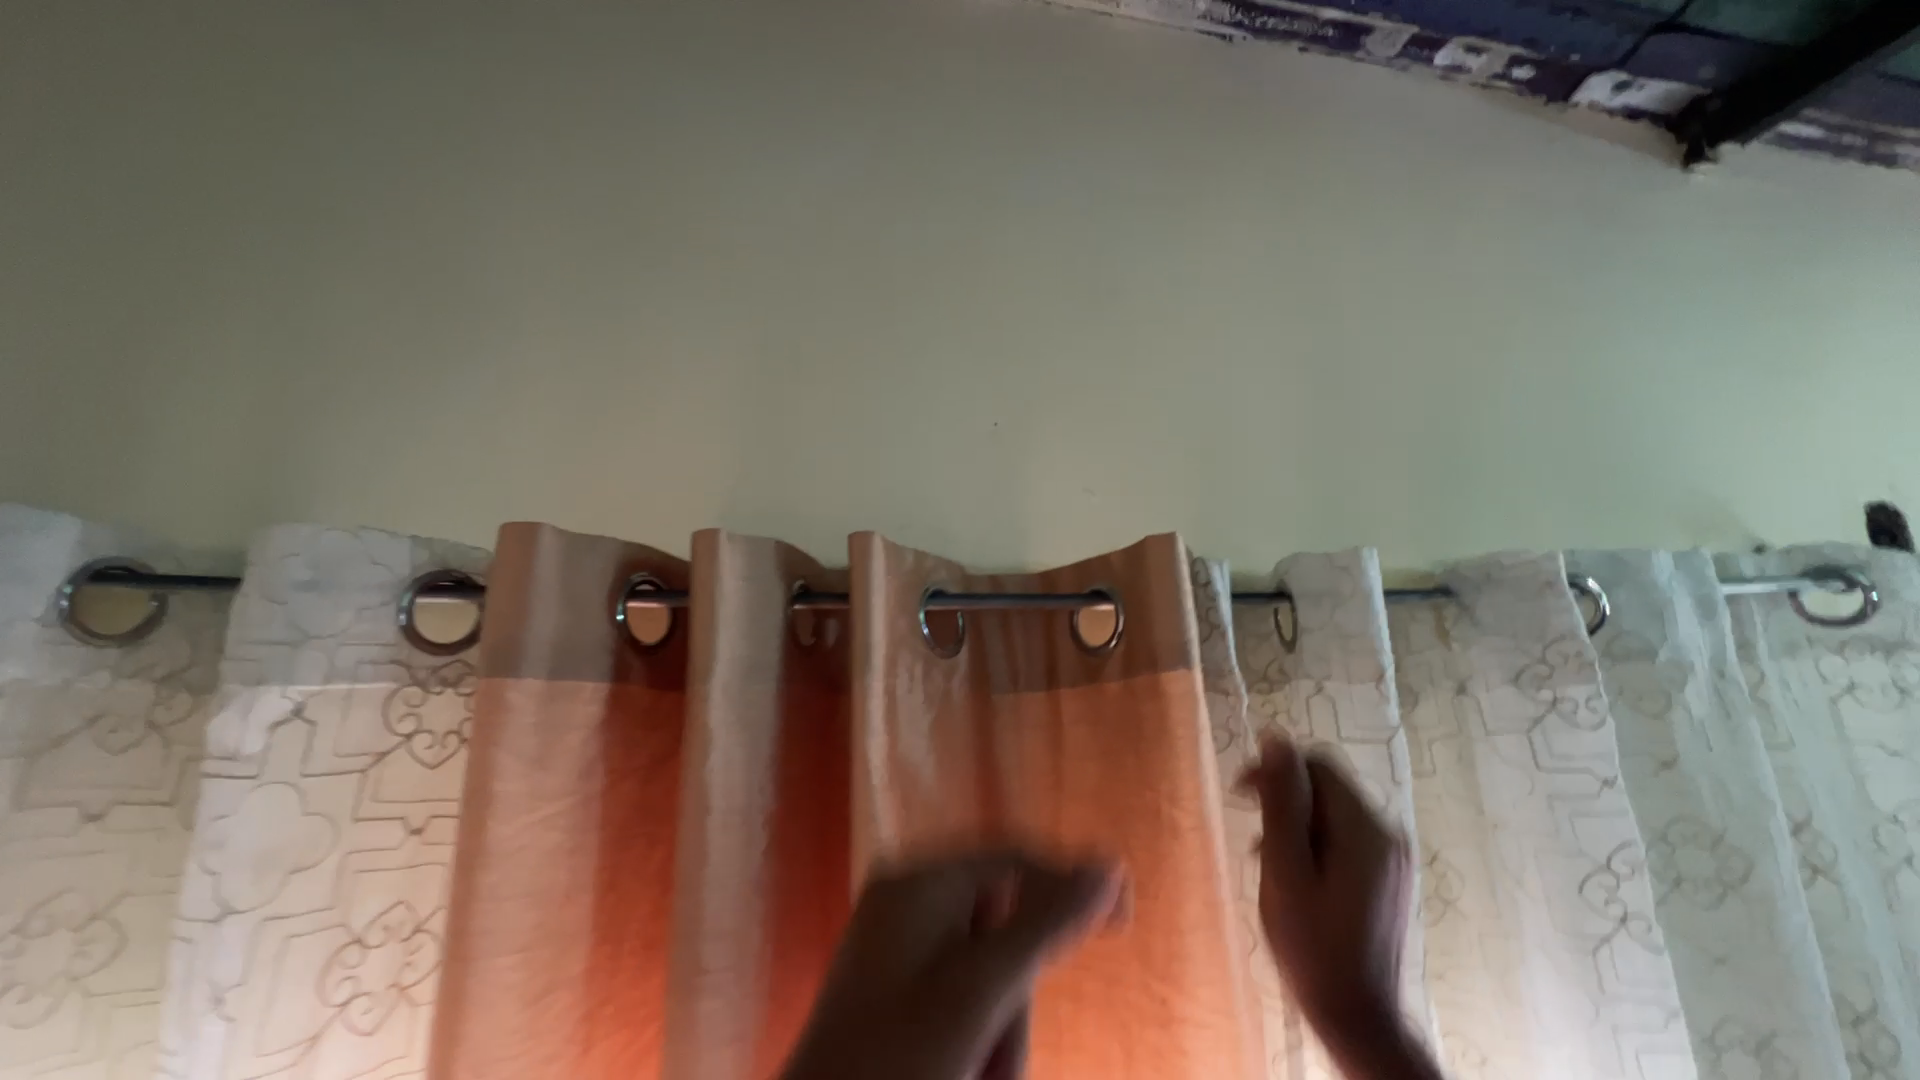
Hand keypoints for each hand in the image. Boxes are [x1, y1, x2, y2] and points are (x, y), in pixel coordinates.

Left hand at [779, 848, 1126, 1079]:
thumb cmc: (895, 1063)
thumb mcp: (980, 993)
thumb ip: (1046, 924)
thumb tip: (1106, 864)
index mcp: (917, 882)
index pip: (1017, 857)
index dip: (1072, 884)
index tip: (1122, 924)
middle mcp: (906, 903)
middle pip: (1005, 924)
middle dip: (1017, 998)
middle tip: (994, 1056)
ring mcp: (898, 948)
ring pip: (989, 975)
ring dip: (997, 1032)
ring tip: (972, 1074)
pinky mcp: (897, 992)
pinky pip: (963, 1000)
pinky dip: (975, 1040)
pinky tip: (959, 1072)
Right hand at [1239, 736, 1437, 1078]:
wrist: (1358, 1016)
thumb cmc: (1312, 946)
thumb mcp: (1284, 870)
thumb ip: (1281, 803)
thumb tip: (1275, 740)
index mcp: (1365, 829)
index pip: (1318, 765)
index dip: (1275, 770)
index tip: (1240, 797)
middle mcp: (1387, 834)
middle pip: (1327, 788)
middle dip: (1285, 801)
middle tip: (1252, 837)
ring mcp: (1392, 858)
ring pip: (1333, 813)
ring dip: (1295, 824)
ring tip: (1266, 860)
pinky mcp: (1388, 877)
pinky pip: (1345, 837)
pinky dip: (1314, 843)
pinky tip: (1292, 875)